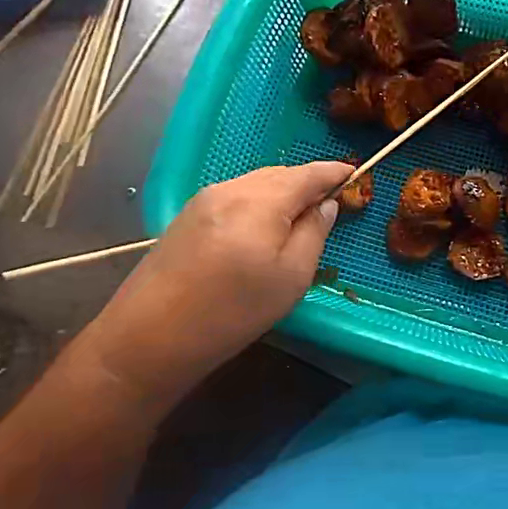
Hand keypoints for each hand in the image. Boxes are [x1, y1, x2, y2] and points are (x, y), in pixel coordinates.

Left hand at [80, 162, 350, 402]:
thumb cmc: (233, 311)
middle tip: (333, 197)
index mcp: (261, 201)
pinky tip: (266, 223)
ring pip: (258, 183)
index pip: (308, 174)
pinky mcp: (188, 215)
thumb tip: (326, 204)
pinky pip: (238, 195)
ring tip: (302, 212)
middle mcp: (232, 189)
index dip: (335, 172)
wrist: (151, 336)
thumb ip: (314, 233)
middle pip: (281, 174)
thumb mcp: (291, 277)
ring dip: (284, 191)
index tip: (356, 172)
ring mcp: (205, 200)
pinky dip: (261, 200)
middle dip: (309, 181)